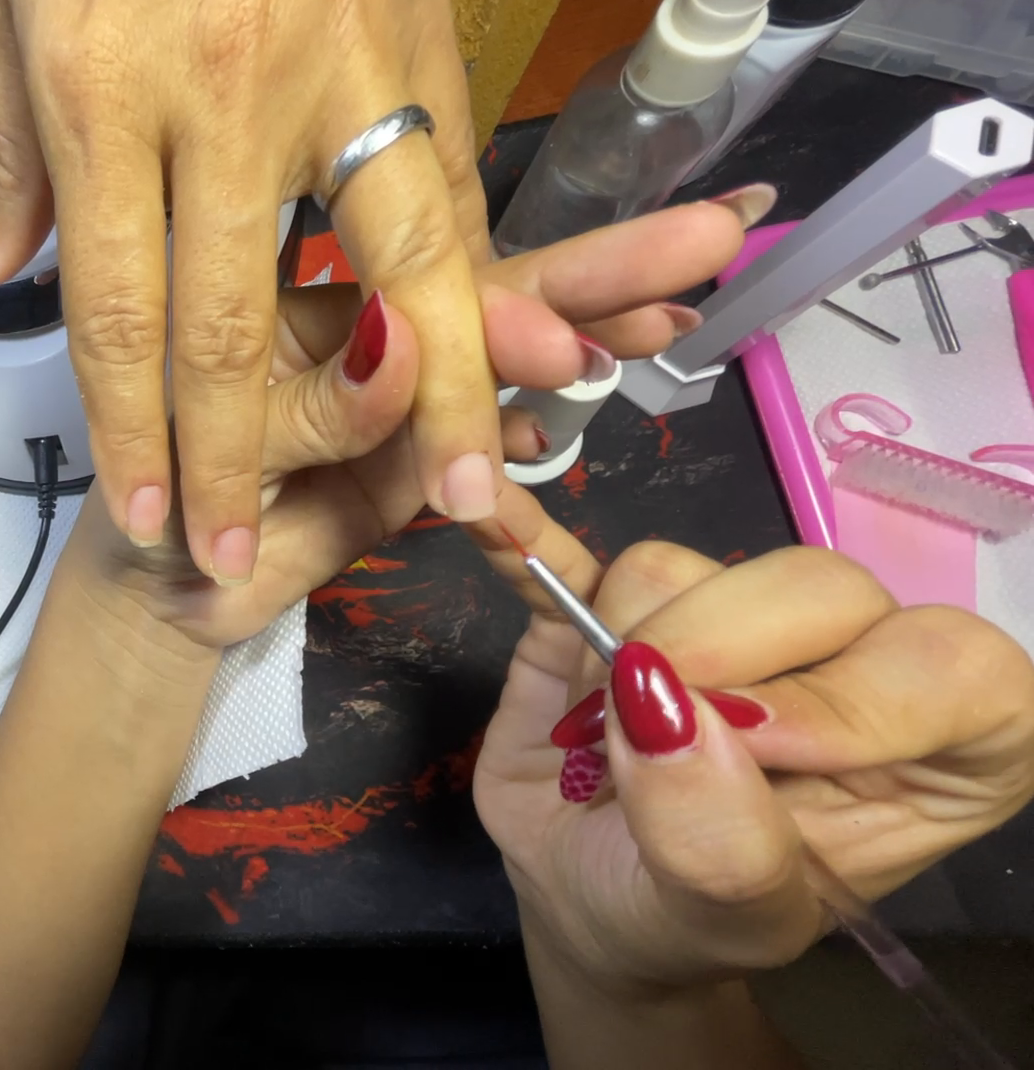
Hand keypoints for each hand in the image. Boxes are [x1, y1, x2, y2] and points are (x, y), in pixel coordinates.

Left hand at [0, 0, 495, 586]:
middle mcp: (222, 98)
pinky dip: (467, 290)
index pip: (118, 321)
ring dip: (430, 400)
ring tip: (459, 498)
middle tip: (237, 560)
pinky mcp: (417, 34)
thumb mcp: (7, 6)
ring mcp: (337, 62)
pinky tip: (485, 366)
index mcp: (103, 97)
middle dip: (233, 463)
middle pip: (231, 332)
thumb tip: (5, 272)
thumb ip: (12, 160)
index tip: (146, 520)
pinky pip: (444, 192)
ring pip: (395, 268)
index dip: (131, 438)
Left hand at [58, 197, 756, 649]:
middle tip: (706, 241)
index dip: (483, 305)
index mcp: (295, 317)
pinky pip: (470, 464)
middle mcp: (350, 351)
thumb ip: (310, 410)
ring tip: (673, 317)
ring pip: (485, 378)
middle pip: (468, 310)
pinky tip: (561, 433)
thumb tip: (399, 345)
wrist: (168, 596)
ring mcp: (385, 414)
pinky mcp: (401, 478)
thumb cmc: (164, 502)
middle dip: (578, 286)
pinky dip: (515, 452)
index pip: (399, 287)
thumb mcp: (221, 448)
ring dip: (574, 348)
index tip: (556, 329)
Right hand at [468, 490, 1033, 994]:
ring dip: (611, 639)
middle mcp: (825, 663)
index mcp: (922, 747)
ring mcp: (698, 624)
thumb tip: (661, 708)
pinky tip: (489, 517)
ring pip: (670, 568)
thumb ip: (716, 837)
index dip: (857, 694)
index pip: (946, 666)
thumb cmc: (672, 917)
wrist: (573, 887)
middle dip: (710, 649)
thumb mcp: (722, 918)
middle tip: (636, 725)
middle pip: (807, 585)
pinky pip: (562, 555)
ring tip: (592, 726)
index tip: (751, 745)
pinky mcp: (594, 609)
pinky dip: (523, 537)